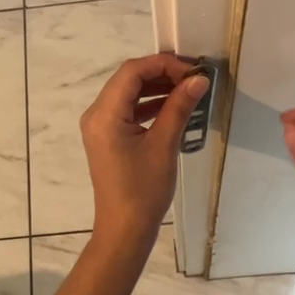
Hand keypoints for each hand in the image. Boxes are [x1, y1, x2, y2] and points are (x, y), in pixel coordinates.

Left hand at [80, 54, 208, 245]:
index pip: (132, 72)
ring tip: (189, 89)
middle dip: (161, 73)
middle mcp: (96, 114)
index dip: (163, 64)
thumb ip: (179, 107)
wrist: (125, 230)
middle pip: (129, 79)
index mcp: (104, 114)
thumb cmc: (142, 190)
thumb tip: (198, 79)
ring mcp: (100, 126)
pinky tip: (175, 107)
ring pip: (129, 93)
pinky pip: (128, 110)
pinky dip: (150, 105)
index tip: (192, 70)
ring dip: (157, 88)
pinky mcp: (108, 137)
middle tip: (193, 78)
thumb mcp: (164, 145)